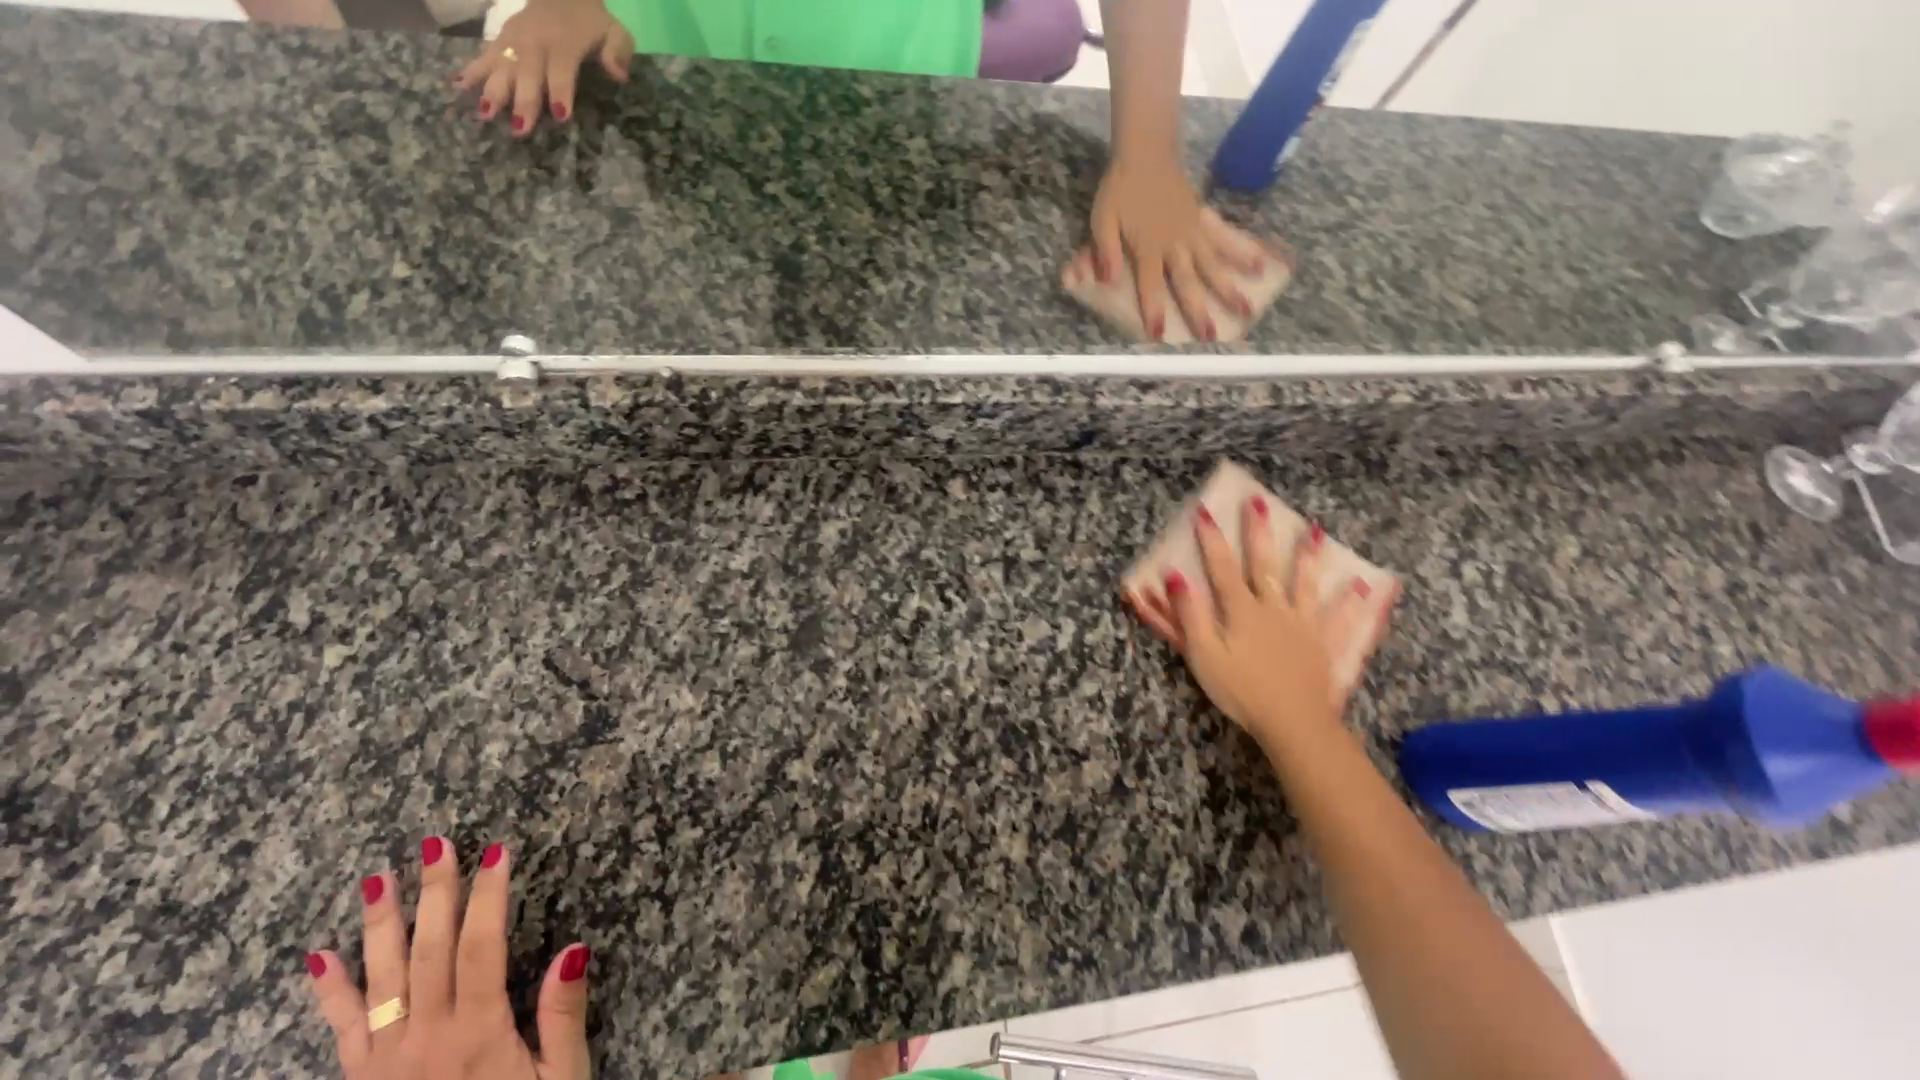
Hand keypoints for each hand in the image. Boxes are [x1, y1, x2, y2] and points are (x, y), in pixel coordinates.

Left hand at [305, 839, 592, 1079]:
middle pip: (429, 950)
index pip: (482, 946)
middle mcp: (425, 1037)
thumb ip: (561, 1017)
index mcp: (479, 1032)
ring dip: (379, 927)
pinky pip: (341, 1029)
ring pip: (381, 979)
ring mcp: (385, 1060)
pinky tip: (317, 958)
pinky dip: (329, 993)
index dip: (489, 896)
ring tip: (375, 880)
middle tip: (434, 843)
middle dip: (435, 892)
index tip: (496, 852)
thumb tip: (573, 950)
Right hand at [455, 0, 633, 135]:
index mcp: (565, 43)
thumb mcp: (614, 32)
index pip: (562, 70)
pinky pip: (485, 53)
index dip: (561, 91)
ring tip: (484, 113)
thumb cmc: (591, 21)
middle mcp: (536, 41)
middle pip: (528, 73)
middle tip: (518, 129)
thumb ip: (618, 51)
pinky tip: (458, 84)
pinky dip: (472, 69)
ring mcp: (515, 39)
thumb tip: (618, 73)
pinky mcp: (501, 37)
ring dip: (493, 89)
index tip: (560, 115)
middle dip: (523, 101)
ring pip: (502, 65)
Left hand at [1082, 151, 1271, 341]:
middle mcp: (1174, 244)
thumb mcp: (1102, 220)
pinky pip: (1225, 239)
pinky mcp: (1202, 221)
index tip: (1159, 334)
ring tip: (1248, 309)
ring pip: (1213, 265)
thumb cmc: (1119, 190)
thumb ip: (1105, 250)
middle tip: (1210, 336)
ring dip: (1230, 288)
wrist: (1146, 154)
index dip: (1154, 310)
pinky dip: (1242, 252)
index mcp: (1147, 248)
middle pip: (1188, 281)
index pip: (1150, 285)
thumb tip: (1106, 281)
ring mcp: (1192, 233)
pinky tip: (1260, 266)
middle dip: (1198, 310)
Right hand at [1127, 498, 1380, 750]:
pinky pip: (1339, 619)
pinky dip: (1351, 602)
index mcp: (1241, 611)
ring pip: (1304, 584)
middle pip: (1265, 565)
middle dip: (1258, 533)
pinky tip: (1364, 586)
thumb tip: (1174, 576)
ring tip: (1314, 530)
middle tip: (1259, 502)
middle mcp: (1273, 608)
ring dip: (1308, 556)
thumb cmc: (1241, 691)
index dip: (1212, 541)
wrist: (1292, 722)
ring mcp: (1302, 624)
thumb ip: (1189, 615)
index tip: (1205, 512)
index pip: (1222, 569)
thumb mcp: (1203, 655)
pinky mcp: (1322, 644)